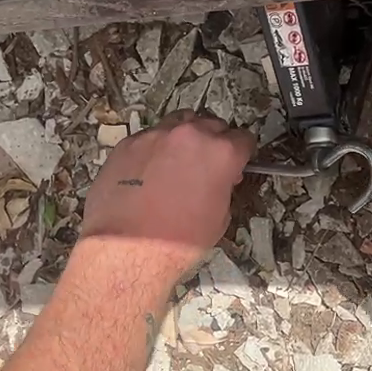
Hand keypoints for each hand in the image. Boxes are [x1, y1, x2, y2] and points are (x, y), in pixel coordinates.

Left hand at [81, 112, 254, 272]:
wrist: (128, 247)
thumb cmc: (179, 239)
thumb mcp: (220, 217)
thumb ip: (224, 187)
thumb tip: (219, 180)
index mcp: (221, 153)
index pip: (244, 139)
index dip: (243, 153)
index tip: (238, 163)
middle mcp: (190, 136)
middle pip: (212, 124)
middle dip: (215, 142)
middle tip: (210, 165)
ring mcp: (155, 136)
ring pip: (180, 123)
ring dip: (186, 138)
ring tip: (180, 162)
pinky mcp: (128, 143)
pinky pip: (150, 137)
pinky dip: (157, 149)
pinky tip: (151, 173)